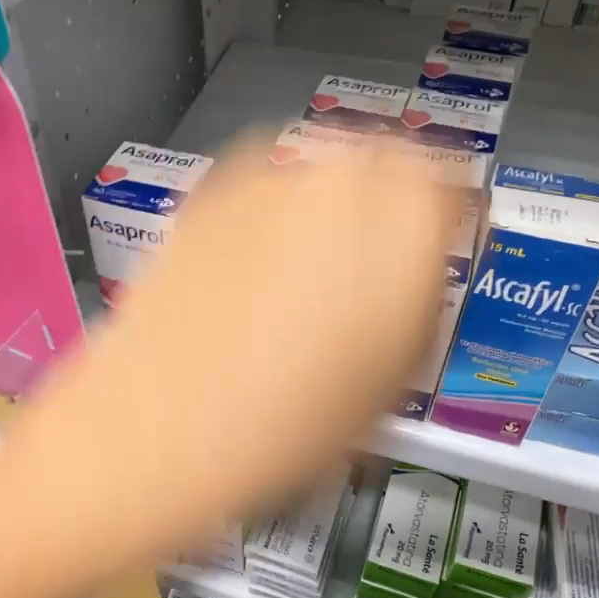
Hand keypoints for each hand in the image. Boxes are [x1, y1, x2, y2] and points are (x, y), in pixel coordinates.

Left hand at [1, 136, 459, 568]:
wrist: (149, 433)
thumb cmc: (283, 432)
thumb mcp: (385, 389)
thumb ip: (415, 311)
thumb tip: (414, 279)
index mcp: (402, 222)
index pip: (448, 180)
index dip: (442, 218)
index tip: (430, 253)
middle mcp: (335, 178)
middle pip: (382, 163)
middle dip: (384, 206)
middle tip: (367, 272)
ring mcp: (261, 180)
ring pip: (318, 171)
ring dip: (324, 208)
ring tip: (303, 277)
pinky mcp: (203, 196)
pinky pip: (259, 186)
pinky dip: (269, 213)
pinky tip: (251, 270)